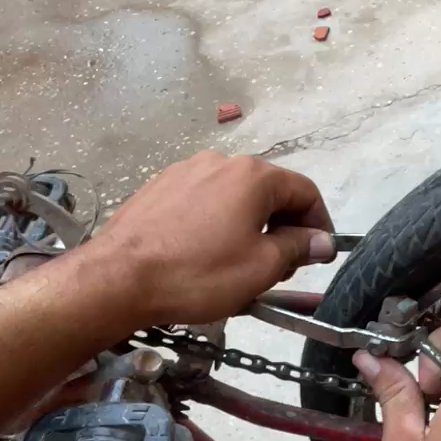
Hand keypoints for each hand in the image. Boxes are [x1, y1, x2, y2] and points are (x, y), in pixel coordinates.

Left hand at [73, 151, 334, 324]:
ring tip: (244, 262)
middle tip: (282, 266)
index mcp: (254, 176)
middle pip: (271, 191)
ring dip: (252, 224)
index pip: (306, 192)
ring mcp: (186, 170)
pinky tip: (208, 252)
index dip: (319, 224)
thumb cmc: (199, 273)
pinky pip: (205, 200)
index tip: (317, 255)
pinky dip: (220, 221)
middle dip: (285, 226)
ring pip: (237, 196)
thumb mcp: (262, 267)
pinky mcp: (160, 186)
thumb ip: (299, 247)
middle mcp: (222, 162)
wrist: (118, 278)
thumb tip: (323, 241)